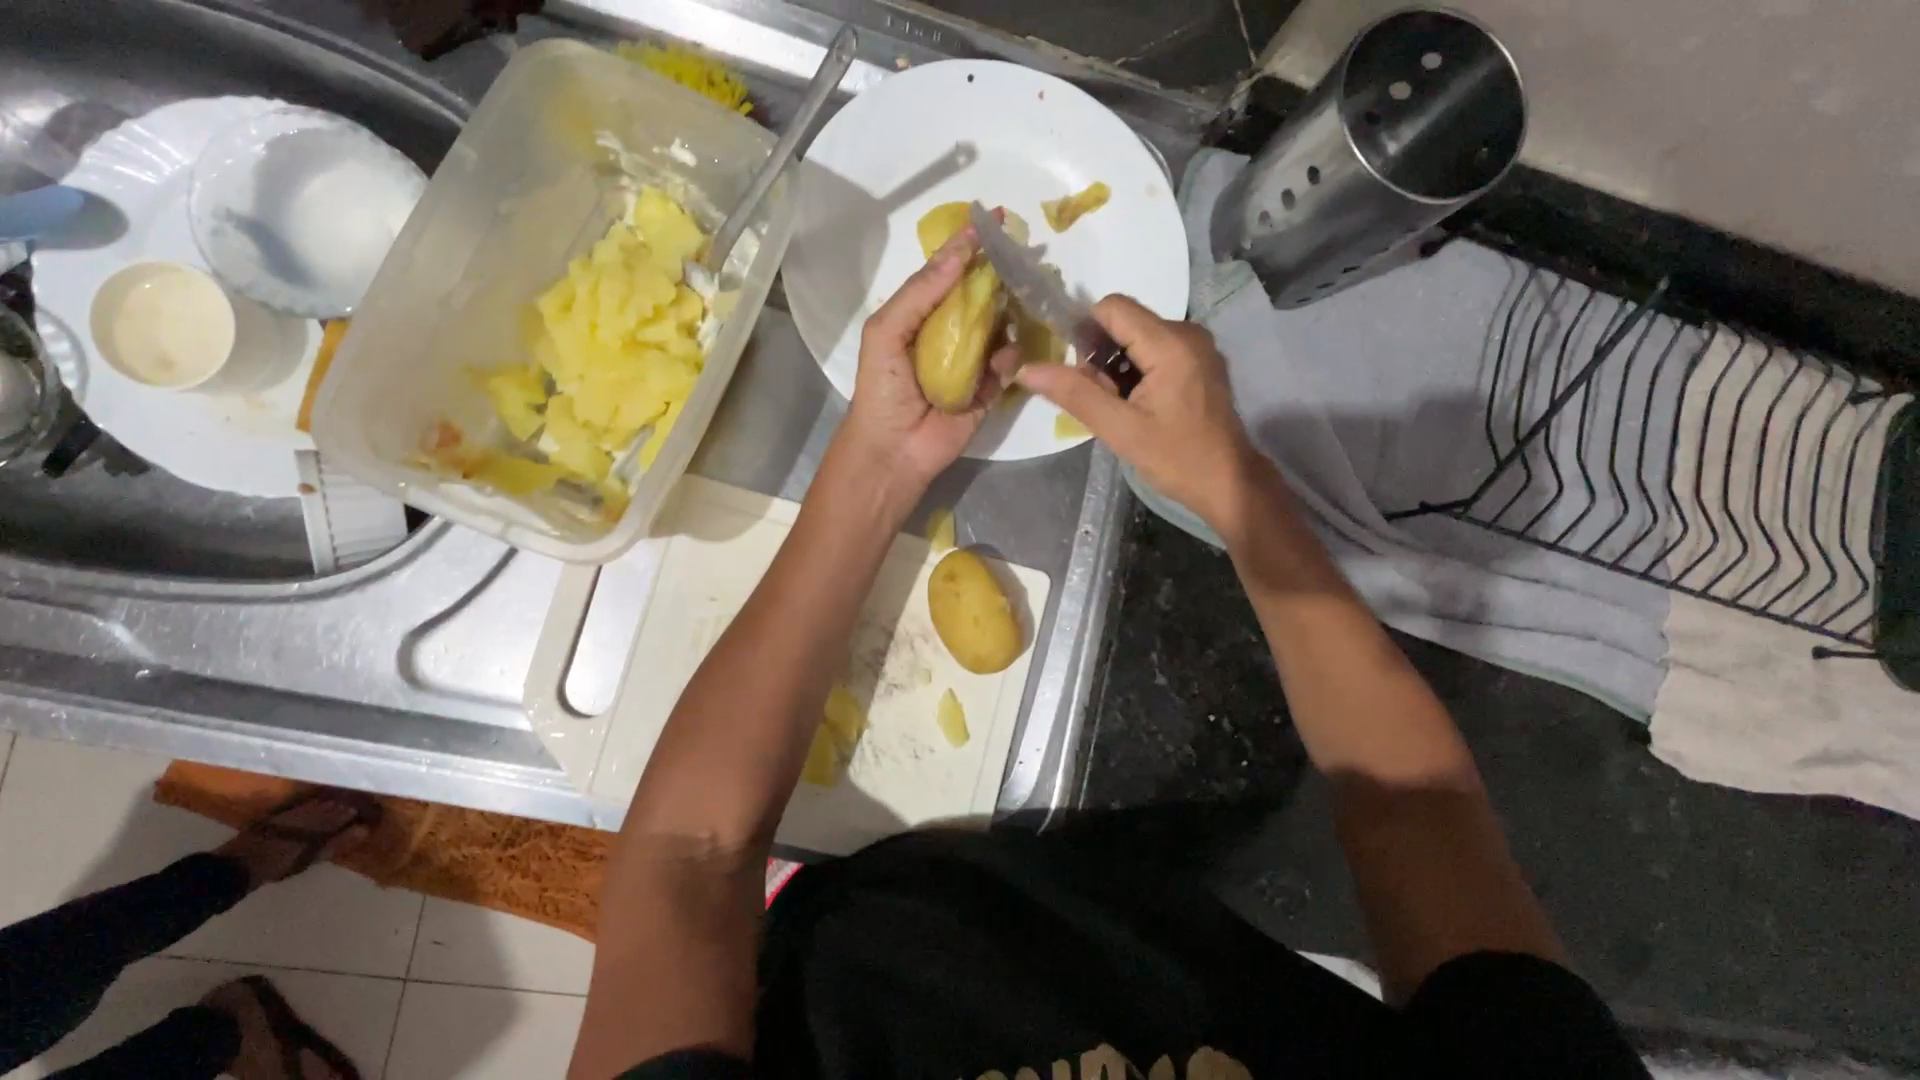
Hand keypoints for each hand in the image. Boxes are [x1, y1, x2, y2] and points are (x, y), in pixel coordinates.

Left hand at [836, 225, 1018, 494]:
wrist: (894, 449)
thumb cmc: (882, 389)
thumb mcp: (887, 331)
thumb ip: (919, 292)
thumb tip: (958, 253)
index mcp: (921, 315)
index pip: (947, 272)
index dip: (967, 246)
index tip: (992, 218)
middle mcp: (948, 333)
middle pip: (980, 295)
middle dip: (998, 274)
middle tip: (1018, 256)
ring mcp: (971, 361)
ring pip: (1001, 326)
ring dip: (1008, 313)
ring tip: (1018, 300)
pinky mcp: (989, 390)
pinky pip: (1009, 364)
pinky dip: (1010, 356)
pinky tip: (1001, 356)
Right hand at [1017, 295, 1269, 536]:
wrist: (1229, 483)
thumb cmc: (1177, 459)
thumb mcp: (1121, 430)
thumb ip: (1075, 394)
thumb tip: (1027, 369)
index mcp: (1171, 343)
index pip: (1113, 307)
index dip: (1084, 330)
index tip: (1073, 369)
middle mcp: (1187, 333)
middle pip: (1125, 322)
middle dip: (1100, 354)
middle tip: (1098, 398)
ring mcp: (1196, 346)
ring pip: (1137, 337)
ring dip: (1116, 365)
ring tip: (1117, 406)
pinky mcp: (1198, 361)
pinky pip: (1155, 350)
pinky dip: (1135, 370)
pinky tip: (1135, 404)